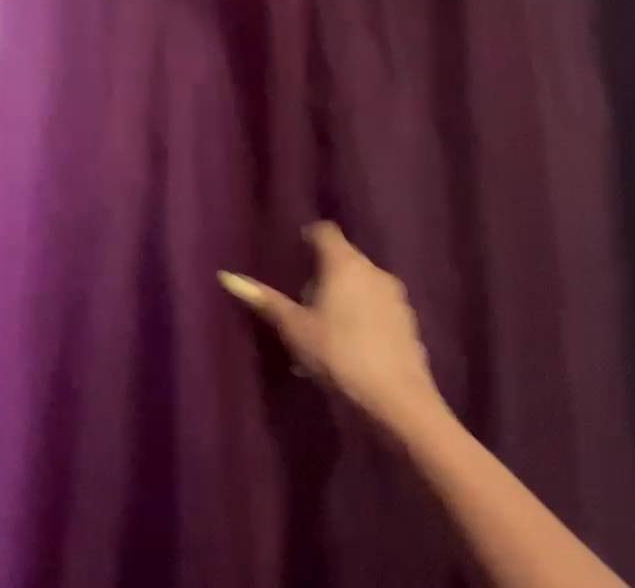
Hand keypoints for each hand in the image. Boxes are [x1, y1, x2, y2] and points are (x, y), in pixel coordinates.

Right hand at [220, 222, 448, 430]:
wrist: (398, 402)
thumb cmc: (339, 355)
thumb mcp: (294, 329)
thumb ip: (264, 300)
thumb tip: (227, 276)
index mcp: (345, 264)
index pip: (325, 231)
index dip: (308, 237)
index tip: (292, 254)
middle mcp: (374, 271)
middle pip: (344, 259)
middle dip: (321, 273)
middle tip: (299, 299)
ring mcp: (396, 298)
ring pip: (361, 285)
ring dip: (341, 297)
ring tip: (320, 328)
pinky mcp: (408, 323)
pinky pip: (376, 308)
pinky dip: (359, 316)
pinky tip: (346, 347)